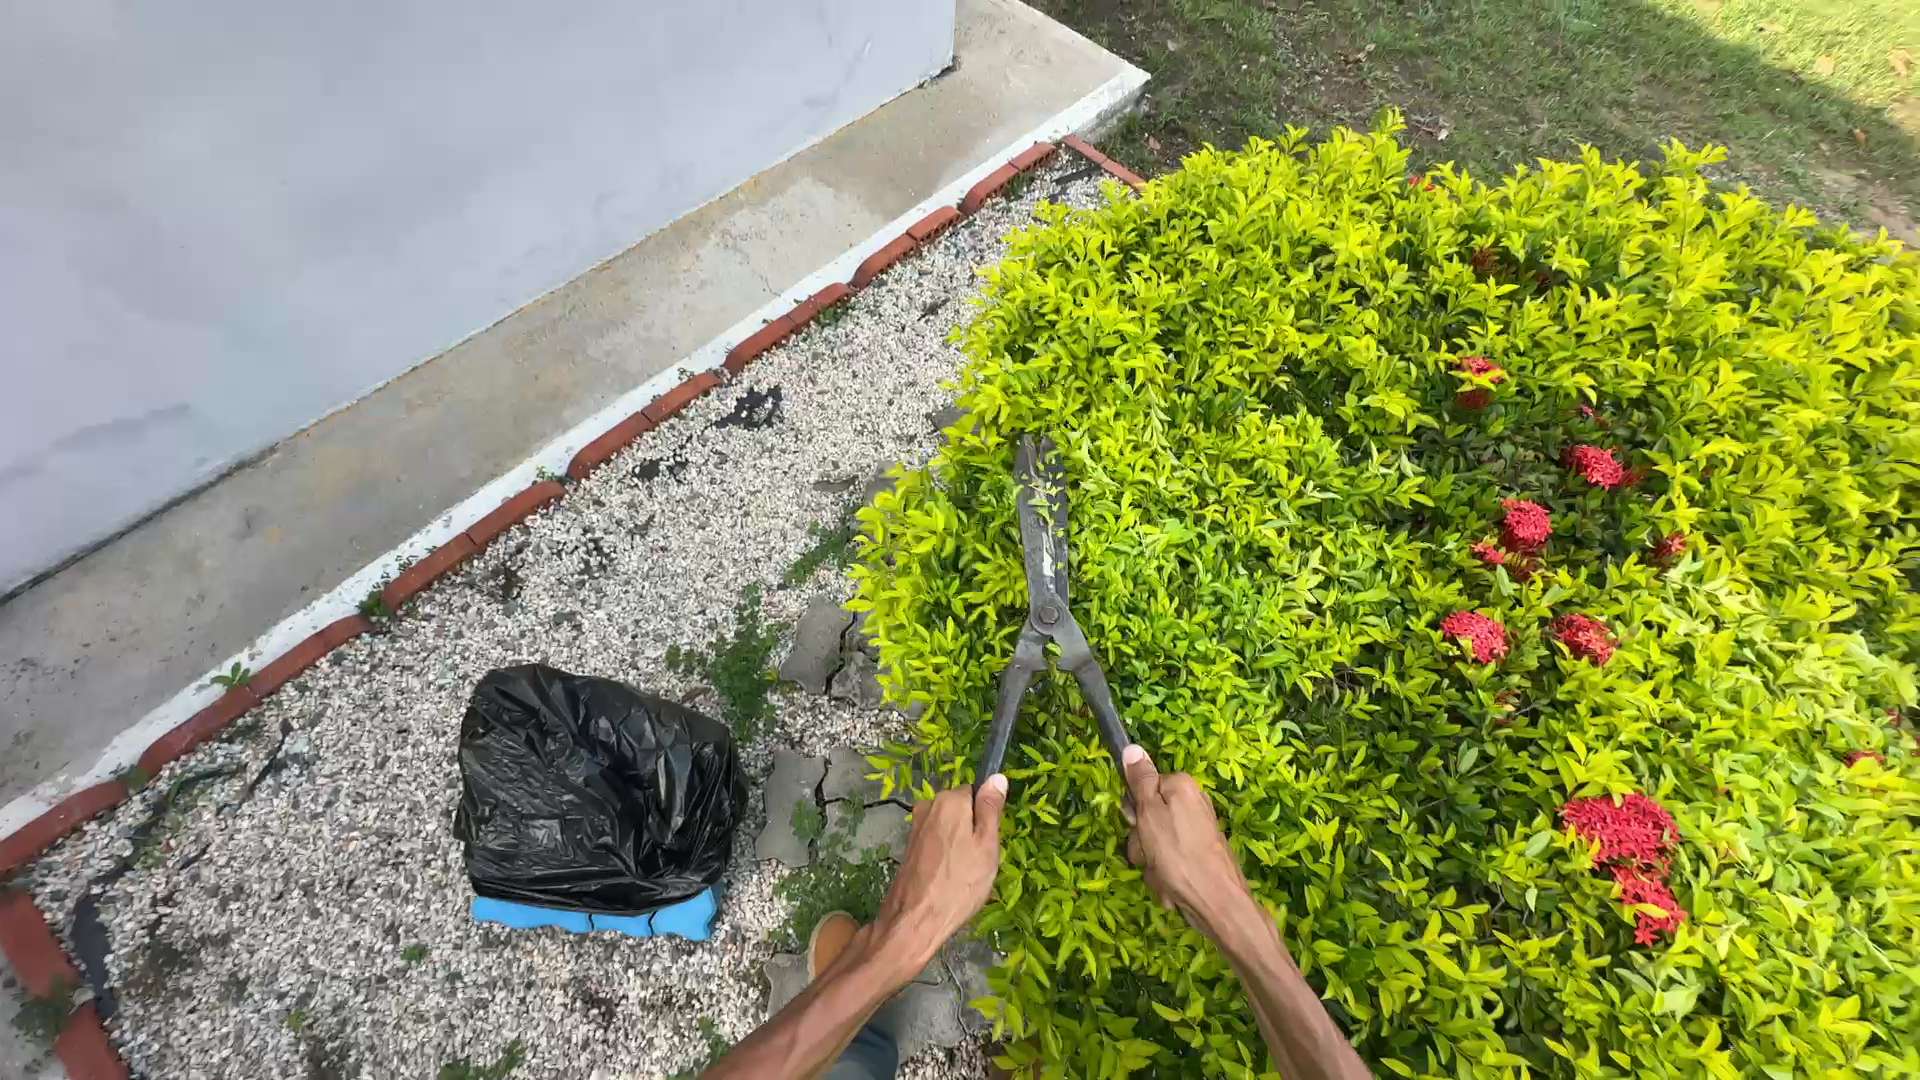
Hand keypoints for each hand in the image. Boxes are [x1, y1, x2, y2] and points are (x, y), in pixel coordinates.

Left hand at [872, 776, 1007, 972]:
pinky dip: (944, 856)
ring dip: (958, 844)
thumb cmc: (959, 884)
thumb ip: (990, 809)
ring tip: (964, 875)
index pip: (976, 793)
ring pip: (948, 827)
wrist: (914, 919)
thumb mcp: (986, 846)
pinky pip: (936, 841)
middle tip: (978, 861)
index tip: (987, 841)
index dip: (985, 817)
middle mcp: (929, 805)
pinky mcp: (909, 845)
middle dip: (971, 830)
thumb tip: (996, 777)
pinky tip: (948, 879)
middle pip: (961, 809)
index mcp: (950, 800)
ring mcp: (916, 825)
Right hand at [1122, 744, 1261, 944]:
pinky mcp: (1199, 854)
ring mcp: (1197, 830)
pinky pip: (1171, 859)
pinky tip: (1171, 888)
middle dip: (1143, 840)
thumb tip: (1131, 747)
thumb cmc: (1179, 856)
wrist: (1218, 904)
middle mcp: (1192, 803)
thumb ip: (1140, 781)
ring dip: (1152, 862)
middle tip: (1149, 854)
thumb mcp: (1151, 814)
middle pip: (1149, 815)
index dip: (1134, 809)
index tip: (1136, 825)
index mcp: (1181, 786)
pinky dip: (1166, 874)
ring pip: (1156, 841)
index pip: (1142, 787)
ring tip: (1162, 875)